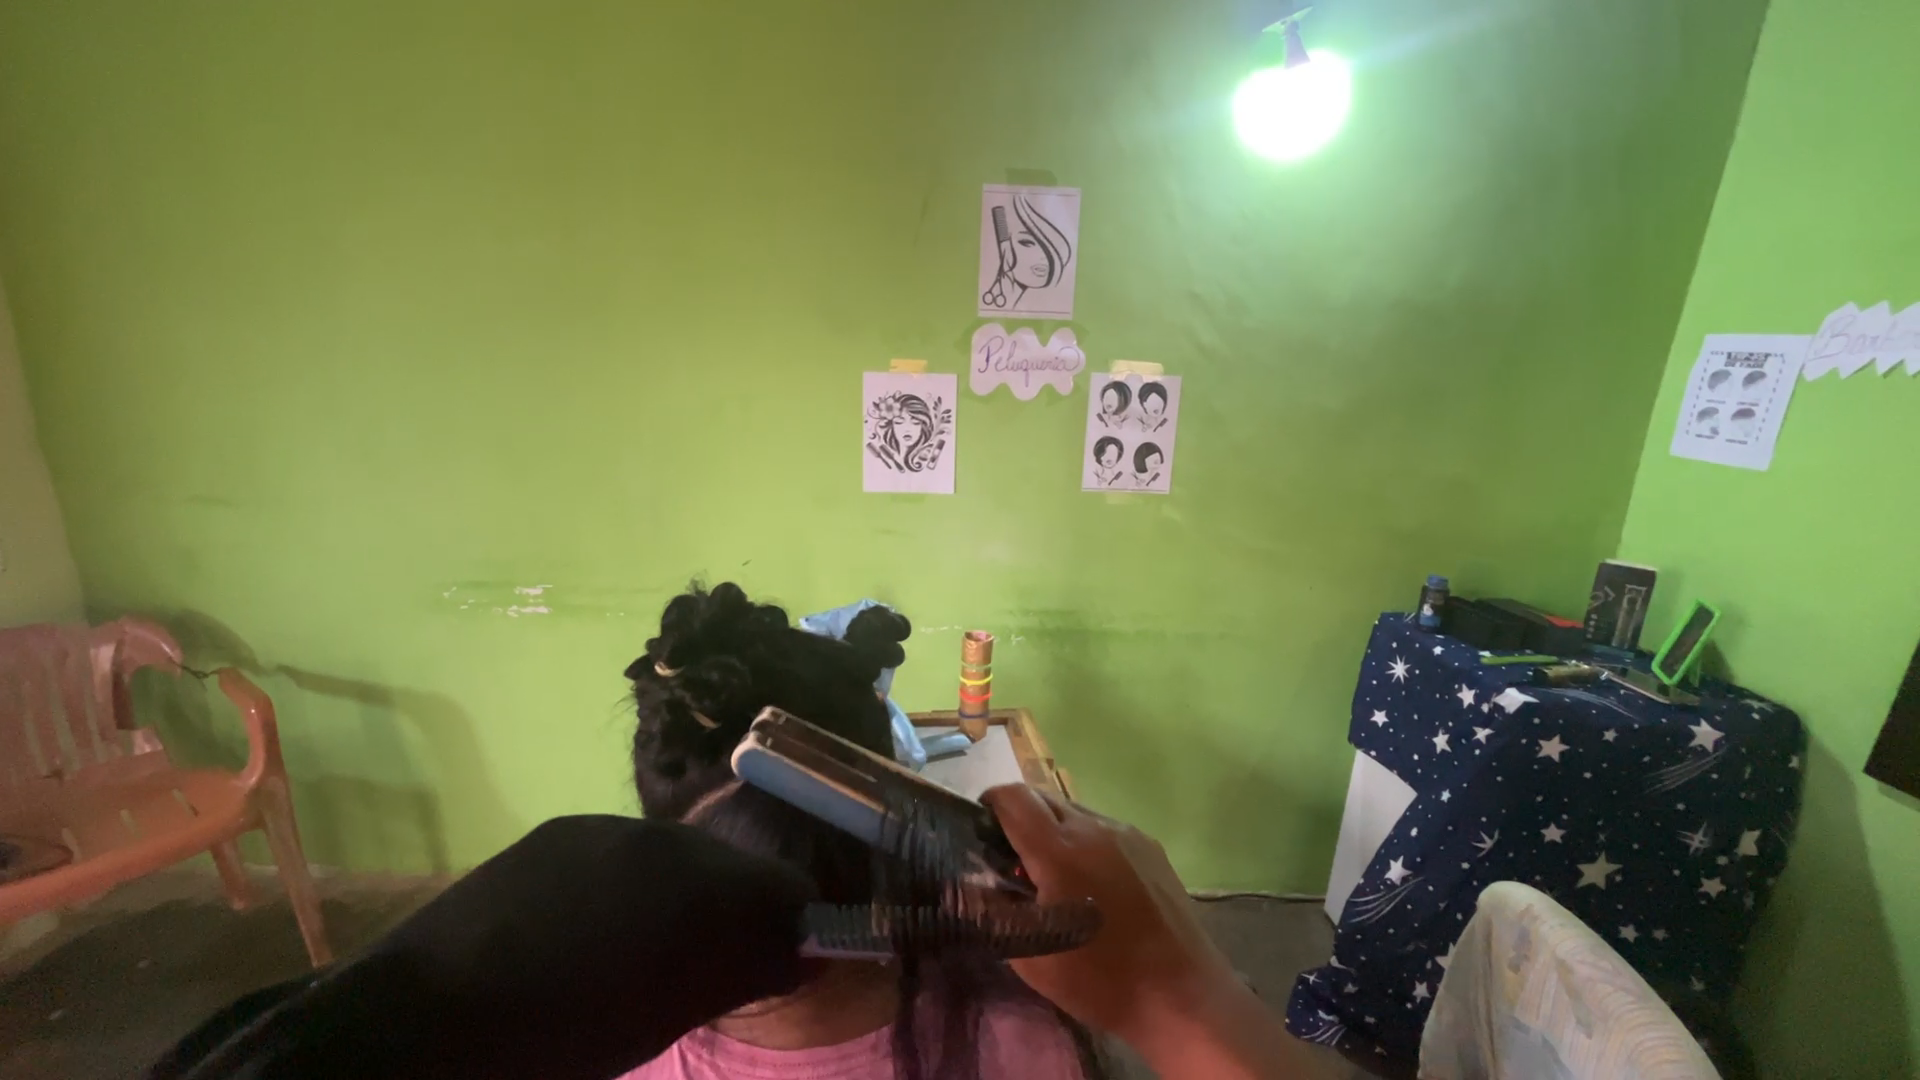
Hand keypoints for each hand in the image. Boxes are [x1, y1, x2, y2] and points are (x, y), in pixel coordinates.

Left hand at [151, 816, 817, 1079]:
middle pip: (735, 864)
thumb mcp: (660, 1020)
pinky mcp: (564, 828)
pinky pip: (625, 848)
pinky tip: (593, 922)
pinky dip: (631, 881)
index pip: (782, 886)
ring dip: (684, 892)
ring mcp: (611, 826)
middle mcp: (667, 837)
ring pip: (681, 853)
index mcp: (698, 885)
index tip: (784, 957)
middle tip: (712, 960)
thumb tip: (802, 955)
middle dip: (738, 907)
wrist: (416, 1026)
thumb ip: (741, 973)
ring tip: (647, 943)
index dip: (791, 922)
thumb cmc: (555, 1045)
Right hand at [982, 785, 1233, 1040]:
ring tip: (1055, 873)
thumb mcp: (1031, 958)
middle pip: (1042, 798)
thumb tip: (966, 885)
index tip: (980, 827)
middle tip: (1013, 859)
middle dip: (1020, 817)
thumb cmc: (1101, 979)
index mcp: (1059, 849)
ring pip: (1075, 811)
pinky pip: (1104, 827)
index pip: (1014, 797)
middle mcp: (1093, 827)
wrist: (1183, 996)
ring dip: (1055, 829)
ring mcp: (1126, 833)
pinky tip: (1093, 882)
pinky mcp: (1150, 845)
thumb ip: (992, 912)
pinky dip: (1086, 841)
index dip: (991, 802)